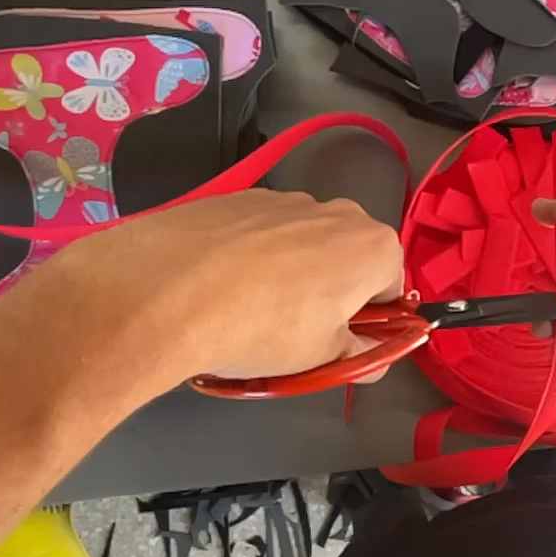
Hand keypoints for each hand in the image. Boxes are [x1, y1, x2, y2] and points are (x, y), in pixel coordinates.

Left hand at [25, 190, 403, 391]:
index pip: (392, 287)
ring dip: (294, 270)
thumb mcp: (324, 358)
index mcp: (374, 247)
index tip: (345, 340)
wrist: (163, 291)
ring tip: (252, 307)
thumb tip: (374, 359)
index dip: (373, 319)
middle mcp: (338, 212)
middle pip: (350, 256)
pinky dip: (253, 255)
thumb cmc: (263, 327)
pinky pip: (261, 231)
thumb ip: (363, 357)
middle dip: (335, 288)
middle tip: (302, 327)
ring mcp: (285, 198)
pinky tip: (222, 285)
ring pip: (305, 241)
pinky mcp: (237, 197)